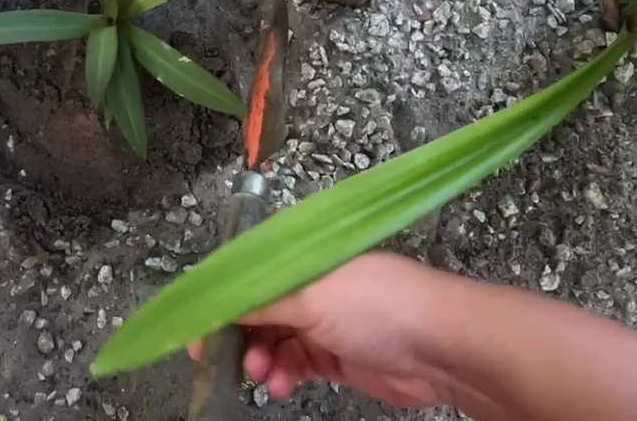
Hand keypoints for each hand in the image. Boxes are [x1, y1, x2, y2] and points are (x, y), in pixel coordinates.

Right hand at [190, 252, 475, 409]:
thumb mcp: (310, 295)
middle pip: (256, 305)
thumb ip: (259, 301)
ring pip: (272, 336)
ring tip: (264, 373)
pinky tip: (281, 385)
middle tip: (217, 360)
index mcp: (301, 251)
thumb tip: (210, 307)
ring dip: (261, 357)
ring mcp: (321, 316)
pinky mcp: (333, 352)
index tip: (197, 323)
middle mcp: (307, 280)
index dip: (220, 293)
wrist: (439, 346)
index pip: (247, 265)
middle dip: (238, 332)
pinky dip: (283, 373)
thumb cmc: (375, 303)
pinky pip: (294, 361)